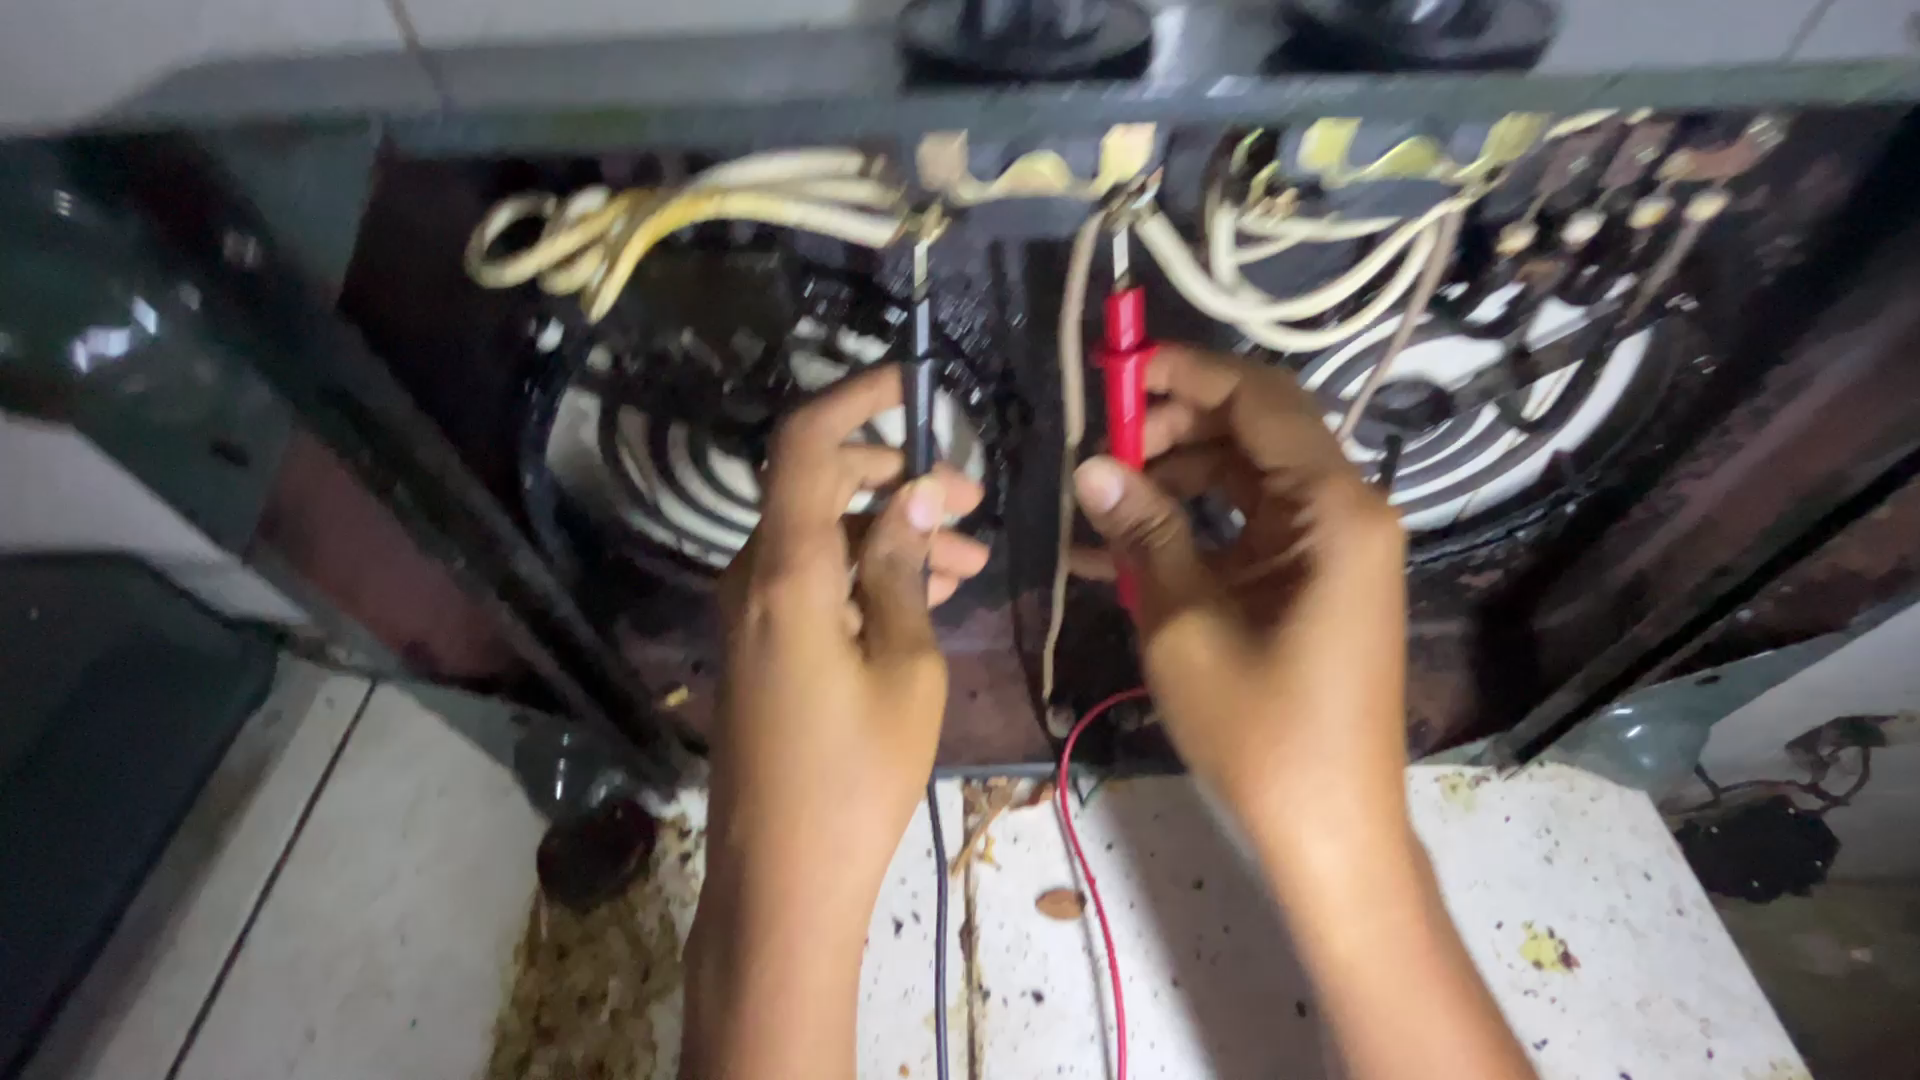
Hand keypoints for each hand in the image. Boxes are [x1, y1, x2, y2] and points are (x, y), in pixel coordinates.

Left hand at [711, 363, 987, 882]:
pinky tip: (923, 596)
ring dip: (890, 536)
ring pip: (823, 539)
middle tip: (969, 503)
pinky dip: (865, 575)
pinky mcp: (759, 645)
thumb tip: (914, 498)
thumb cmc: (857, 774)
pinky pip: (813, 582)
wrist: (782, 877)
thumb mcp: (905, 665)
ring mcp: (751, 613)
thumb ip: (901, 569)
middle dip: (897, 482)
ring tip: (968, 560)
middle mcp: (754, 577)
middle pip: (819, 487)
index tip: (914, 385)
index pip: (805, 443)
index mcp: (787, 571)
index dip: (857, 399)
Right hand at [1072, 344, 1408, 870]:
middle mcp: (1343, 513)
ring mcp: (1328, 550)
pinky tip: (1118, 548)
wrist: (1325, 830)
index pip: (1259, 400)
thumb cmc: (1259, 729)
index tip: (1116, 370)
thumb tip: (1089, 466)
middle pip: (1251, 434)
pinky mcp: (1307, 583)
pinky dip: (1188, 530)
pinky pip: (1244, 531)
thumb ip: (1143, 530)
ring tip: (1098, 501)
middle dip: (1170, 430)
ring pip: (1242, 480)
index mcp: (1332, 509)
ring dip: (1171, 481)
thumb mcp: (1185, 622)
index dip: (1186, 374)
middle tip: (1097, 451)